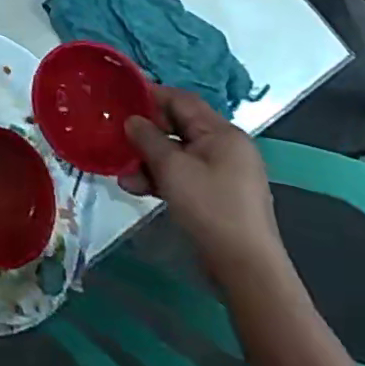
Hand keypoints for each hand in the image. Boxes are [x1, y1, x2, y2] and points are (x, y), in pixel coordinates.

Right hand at [117, 86, 283, 282]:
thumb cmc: (210, 208)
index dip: (151, 96)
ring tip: (123, 175)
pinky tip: (137, 189)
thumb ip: (148, 138)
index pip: (182, 100)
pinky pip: (184, 175)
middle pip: (179, 127)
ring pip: (178, 154)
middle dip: (146, 134)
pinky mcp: (218, 196)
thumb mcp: (172, 168)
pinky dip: (162, 178)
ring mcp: (224, 173)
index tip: (122, 98)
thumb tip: (132, 120)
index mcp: (223, 133)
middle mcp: (226, 147)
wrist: (246, 269)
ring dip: (149, 161)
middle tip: (117, 138)